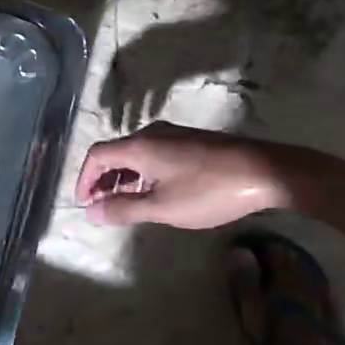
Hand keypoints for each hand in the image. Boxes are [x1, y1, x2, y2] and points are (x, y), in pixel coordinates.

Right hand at [74, 122, 305, 228]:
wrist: (261, 170)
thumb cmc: (208, 190)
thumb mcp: (163, 206)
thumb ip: (124, 208)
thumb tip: (91, 211)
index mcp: (141, 146)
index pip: (98, 154)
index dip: (85, 178)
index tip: (84, 204)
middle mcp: (153, 134)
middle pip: (116, 152)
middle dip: (103, 179)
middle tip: (100, 207)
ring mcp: (174, 136)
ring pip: (137, 153)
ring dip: (124, 177)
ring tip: (123, 204)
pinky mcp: (191, 142)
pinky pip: (154, 154)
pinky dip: (143, 173)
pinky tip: (153, 193)